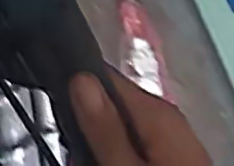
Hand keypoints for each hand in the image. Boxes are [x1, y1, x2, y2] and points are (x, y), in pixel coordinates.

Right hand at [71, 69, 210, 165]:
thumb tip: (81, 78)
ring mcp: (177, 146)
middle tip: (72, 152)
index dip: (76, 87)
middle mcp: (170, 121)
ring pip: (124, 132)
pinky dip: (121, 158)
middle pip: (114, 106)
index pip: (105, 76)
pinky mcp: (177, 164)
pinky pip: (139, 150)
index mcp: (159, 113)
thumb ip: (106, 129)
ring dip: (103, 146)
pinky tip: (109, 164)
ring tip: (86, 161)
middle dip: (89, 126)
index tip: (56, 107)